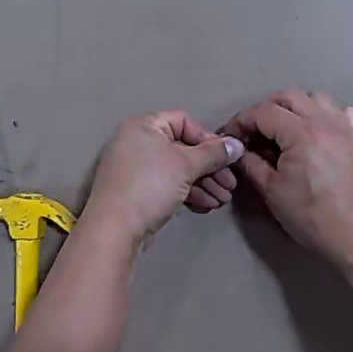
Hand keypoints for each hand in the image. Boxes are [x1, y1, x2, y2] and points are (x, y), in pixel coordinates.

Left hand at [84, 110, 244, 243]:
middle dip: (210, 168)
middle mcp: (138, 143)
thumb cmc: (150, 186)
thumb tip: (237, 145)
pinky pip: (168, 186)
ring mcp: (137, 169)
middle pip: (183, 149)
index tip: (226, 157)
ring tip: (222, 201)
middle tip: (230, 186)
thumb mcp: (186, 166)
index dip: (208, 138)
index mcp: (144, 126)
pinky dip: (188, 193)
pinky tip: (206, 206)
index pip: (184, 122)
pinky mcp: (139, 192)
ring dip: (204, 184)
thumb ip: (214, 153)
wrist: (115, 229)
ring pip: (178, 170)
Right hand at [212, 89, 352, 263]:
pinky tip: (316, 131)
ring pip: (316, 98)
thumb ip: (250, 164)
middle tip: (253, 132)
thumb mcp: (271, 190)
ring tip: (283, 129)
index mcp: (301, 133)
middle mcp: (325, 122)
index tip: (231, 136)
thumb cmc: (310, 216)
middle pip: (289, 97)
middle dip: (265, 109)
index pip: (263, 112)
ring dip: (295, 107)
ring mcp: (345, 128)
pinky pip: (341, 112)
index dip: (241, 121)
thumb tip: (238, 150)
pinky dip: (324, 114)